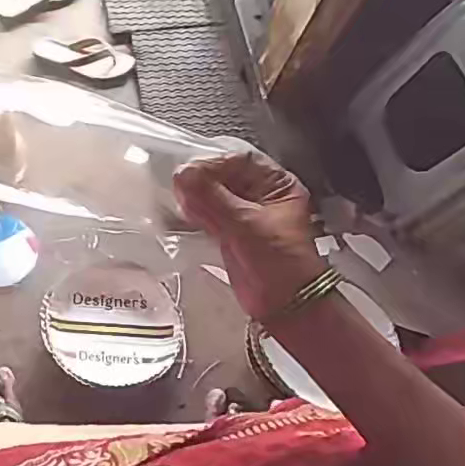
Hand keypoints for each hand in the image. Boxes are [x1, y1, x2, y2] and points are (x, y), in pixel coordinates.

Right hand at [173, 151, 324, 318]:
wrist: (285, 306)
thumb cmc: (282, 264)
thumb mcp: (246, 225)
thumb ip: (213, 199)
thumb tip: (185, 176)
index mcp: (278, 185)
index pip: (240, 159)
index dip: (213, 163)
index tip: (190, 172)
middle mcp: (262, 197)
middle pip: (223, 177)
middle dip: (200, 182)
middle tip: (179, 187)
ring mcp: (245, 217)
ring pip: (212, 197)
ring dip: (194, 200)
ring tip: (179, 204)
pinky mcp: (230, 236)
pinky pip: (207, 218)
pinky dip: (193, 217)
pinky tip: (179, 219)